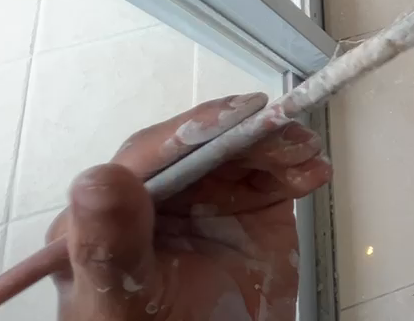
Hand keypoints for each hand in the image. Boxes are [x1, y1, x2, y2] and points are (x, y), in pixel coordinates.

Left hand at [50, 93, 332, 320]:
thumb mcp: (124, 302)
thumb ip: (111, 246)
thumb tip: (97, 178)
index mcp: (112, 217)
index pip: (149, 156)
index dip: (196, 128)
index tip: (243, 112)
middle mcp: (160, 198)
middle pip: (207, 144)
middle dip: (253, 135)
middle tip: (292, 139)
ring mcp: (210, 199)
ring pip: (247, 149)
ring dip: (283, 145)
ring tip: (310, 157)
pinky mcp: (252, 204)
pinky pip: (278, 171)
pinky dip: (301, 165)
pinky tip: (316, 175)